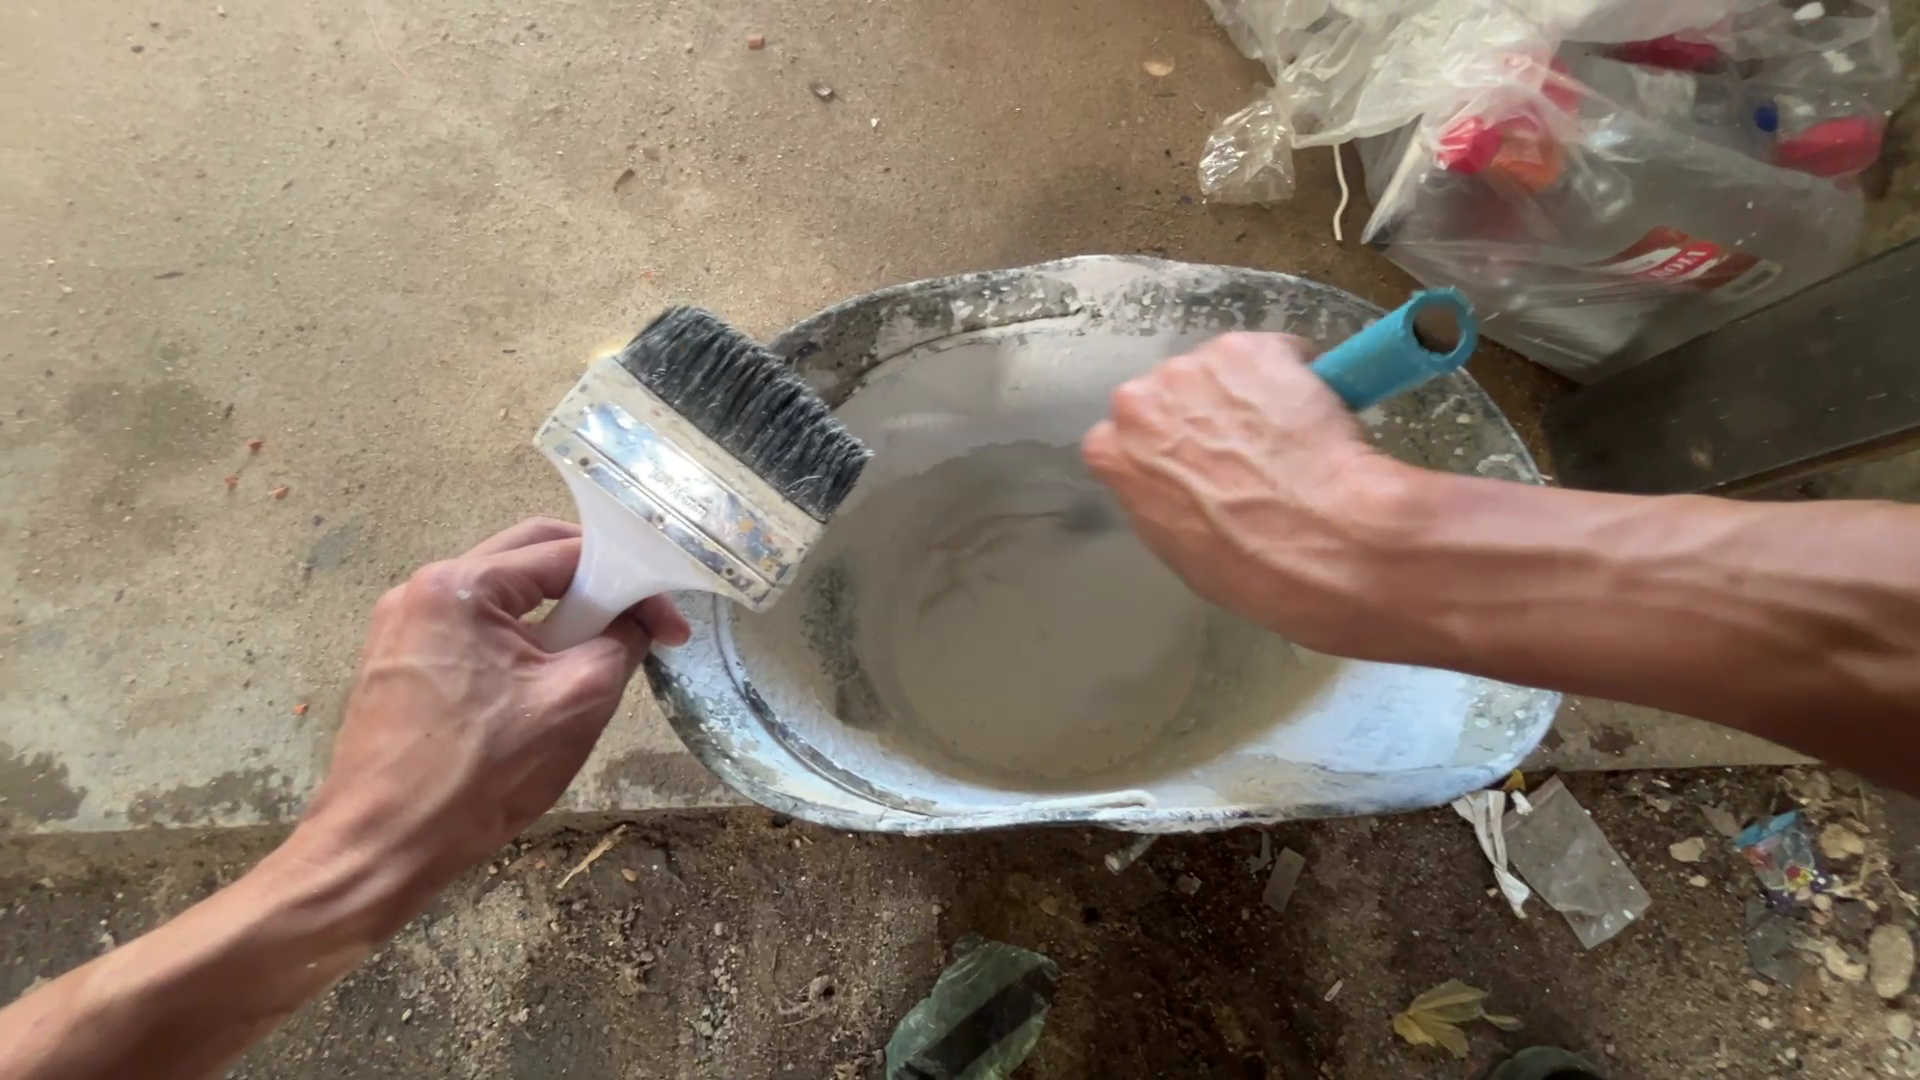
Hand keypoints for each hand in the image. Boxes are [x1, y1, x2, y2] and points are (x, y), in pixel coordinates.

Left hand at [297, 518, 690, 911]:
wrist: (381, 852)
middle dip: (599, 579)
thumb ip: (623, 639)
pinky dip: (530, 632)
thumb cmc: (485, 771)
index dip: (633, 582)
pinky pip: (482, 622)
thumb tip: (639, 622)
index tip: (671, 625)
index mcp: (461, 585)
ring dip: (565, 607)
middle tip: (642, 615)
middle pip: (533, 555)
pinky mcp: (403, 659)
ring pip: (509, 591)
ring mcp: (406, 624)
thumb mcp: (581, 697)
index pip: (570, 553)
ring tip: (605, 644)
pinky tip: (554, 668)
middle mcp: (424, 588)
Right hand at [1082, 332, 1420, 658]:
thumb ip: (1153, 491)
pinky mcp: (1251, 348)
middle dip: (1197, 411)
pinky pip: (1275, 355)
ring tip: (1282, 434)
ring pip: (1220, 370)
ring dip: (1244, 392)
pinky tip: (1313, 417)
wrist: (1312, 537)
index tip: (1188, 458)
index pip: (1124, 432)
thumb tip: (1175, 479)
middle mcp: (1141, 398)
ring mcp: (1195, 367)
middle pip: (1168, 392)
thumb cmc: (1237, 561)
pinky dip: (1294, 376)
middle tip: (1239, 447)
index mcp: (1111, 450)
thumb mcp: (1168, 539)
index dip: (1162, 442)